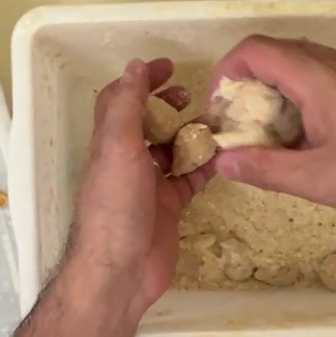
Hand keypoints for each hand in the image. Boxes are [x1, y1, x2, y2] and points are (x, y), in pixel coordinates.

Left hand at [61, 59, 202, 322]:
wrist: (121, 270)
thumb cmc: (115, 206)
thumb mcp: (118, 147)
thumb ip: (127, 106)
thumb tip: (135, 66)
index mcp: (110, 143)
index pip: (122, 100)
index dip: (141, 80)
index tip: (169, 67)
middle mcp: (128, 161)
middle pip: (149, 124)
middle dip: (169, 107)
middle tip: (193, 98)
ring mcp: (149, 185)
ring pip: (174, 150)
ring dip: (192, 135)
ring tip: (217, 125)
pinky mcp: (169, 207)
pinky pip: (190, 179)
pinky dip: (206, 166)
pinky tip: (225, 156)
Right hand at [201, 35, 335, 226]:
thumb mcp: (317, 180)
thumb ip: (264, 169)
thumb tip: (220, 163)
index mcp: (320, 77)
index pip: (256, 50)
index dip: (226, 72)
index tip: (218, 109)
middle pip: (277, 53)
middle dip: (248, 85)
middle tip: (238, 126)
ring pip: (303, 65)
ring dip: (276, 93)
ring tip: (269, 137)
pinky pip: (326, 77)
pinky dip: (303, 97)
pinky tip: (308, 137)